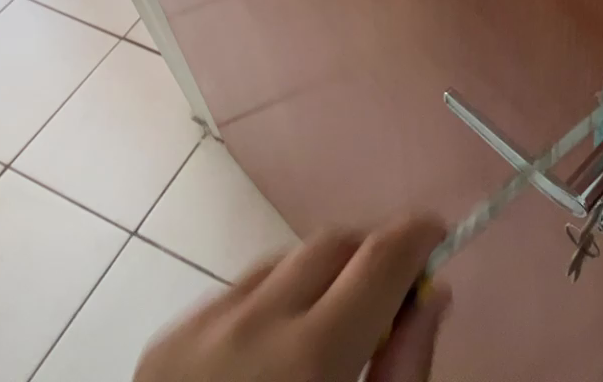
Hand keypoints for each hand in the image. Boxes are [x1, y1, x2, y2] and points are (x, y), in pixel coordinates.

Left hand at [136, 216, 451, 381]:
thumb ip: (405, 367)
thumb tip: (433, 294)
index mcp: (310, 356)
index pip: (379, 258)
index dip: (416, 236)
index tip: (436, 235)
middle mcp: (253, 323)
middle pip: (331, 243)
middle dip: (370, 252)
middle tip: (391, 288)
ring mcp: (202, 326)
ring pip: (282, 263)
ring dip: (317, 278)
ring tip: (326, 331)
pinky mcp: (166, 339)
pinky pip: (235, 294)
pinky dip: (269, 305)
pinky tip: (270, 356)